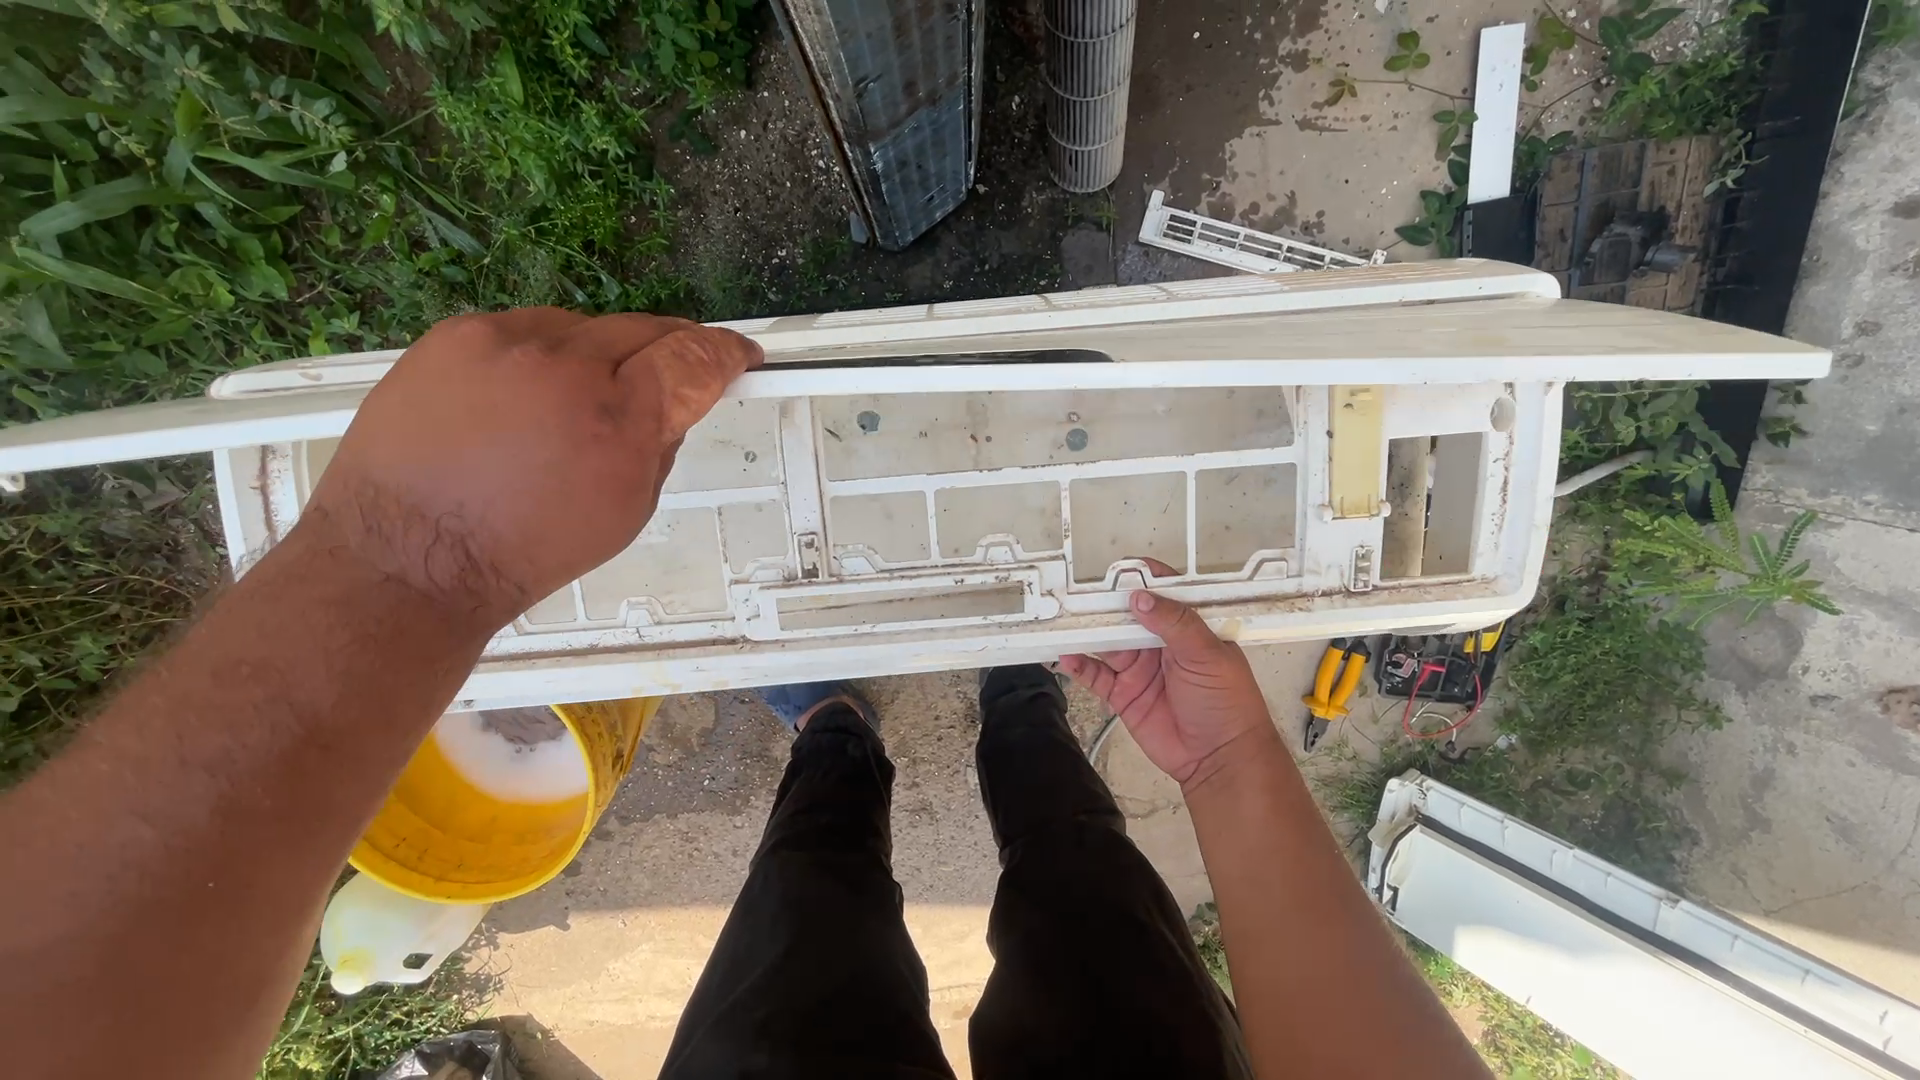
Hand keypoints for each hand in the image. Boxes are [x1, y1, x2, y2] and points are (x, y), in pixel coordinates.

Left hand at [300, 308, 761, 628]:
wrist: (411, 554)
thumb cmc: (527, 549)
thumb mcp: (626, 509)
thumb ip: (660, 444)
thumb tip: (672, 403)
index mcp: (619, 420)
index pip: (694, 357)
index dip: (726, 350)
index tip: (740, 353)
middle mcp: (566, 366)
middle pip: (645, 328)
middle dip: (668, 350)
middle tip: (668, 376)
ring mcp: (504, 341)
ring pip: (584, 326)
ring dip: (598, 354)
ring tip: (577, 400)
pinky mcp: (455, 333)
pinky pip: (525, 328)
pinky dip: (542, 354)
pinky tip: (525, 396)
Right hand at [1059, 585, 1278, 791]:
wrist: (1219, 758)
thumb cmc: (1225, 701)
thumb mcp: (1208, 654)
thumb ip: (1175, 623)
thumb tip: (1140, 597)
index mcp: (1186, 626)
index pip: (1162, 593)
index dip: (1140, 579)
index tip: (1116, 570)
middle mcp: (1159, 643)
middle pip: (1126, 616)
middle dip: (1103, 605)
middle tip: (1078, 594)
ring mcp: (1138, 668)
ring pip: (1106, 642)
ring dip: (1087, 632)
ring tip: (1064, 621)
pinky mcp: (1122, 694)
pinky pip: (1095, 675)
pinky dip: (1079, 665)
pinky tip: (1066, 655)